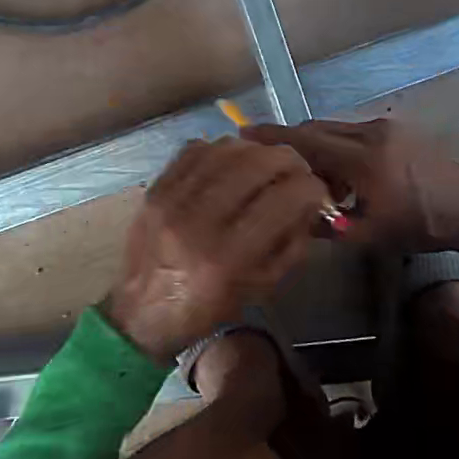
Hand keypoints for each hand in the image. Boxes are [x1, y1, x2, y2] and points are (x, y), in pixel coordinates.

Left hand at [105, 137, 331, 360]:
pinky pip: (198, 149)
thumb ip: (292, 242)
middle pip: (259, 162)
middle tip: (297, 173)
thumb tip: (311, 201)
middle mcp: (199, 220)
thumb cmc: (207, 308)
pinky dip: (223, 151)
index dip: (312, 189)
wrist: (141, 311)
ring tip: (266, 167)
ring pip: (229, 148)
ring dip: (258, 152)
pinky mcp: (156, 187)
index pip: (285, 198)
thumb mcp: (262, 287)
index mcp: (228, 257)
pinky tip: (232, 166)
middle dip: (290, 162)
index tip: (317, 193)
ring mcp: (173, 198)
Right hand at [241, 118, 458, 256]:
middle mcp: (369, 133)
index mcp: (361, 158)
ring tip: (313, 179)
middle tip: (274, 163)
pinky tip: (342, 176)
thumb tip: (298, 217)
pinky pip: (353, 133)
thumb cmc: (421, 224)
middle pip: (316, 129)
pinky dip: (338, 148)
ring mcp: (384, 128)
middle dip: (292, 143)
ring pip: (334, 129)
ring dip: (317, 148)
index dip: (272, 138)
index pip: (306, 140)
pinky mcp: (396, 130)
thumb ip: (329, 226)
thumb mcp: (370, 235)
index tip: (244, 134)